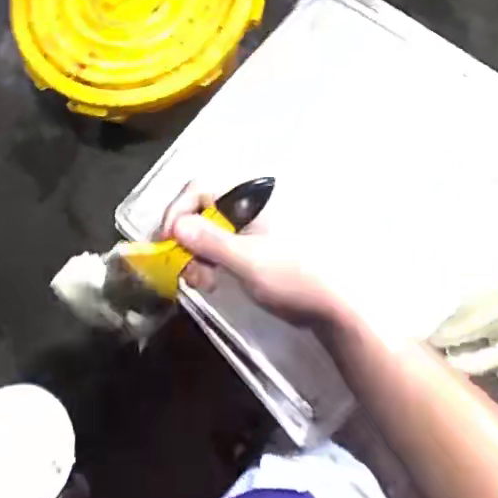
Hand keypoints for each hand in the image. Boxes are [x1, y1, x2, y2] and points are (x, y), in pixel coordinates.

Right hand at [162, 181, 349, 328]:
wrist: (331, 308)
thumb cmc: (292, 278)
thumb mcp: (248, 261)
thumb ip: (211, 241)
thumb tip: (176, 225)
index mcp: (250, 200)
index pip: (199, 189)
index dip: (177, 211)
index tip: (167, 241)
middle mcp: (246, 208)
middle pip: (198, 210)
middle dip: (184, 239)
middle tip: (181, 267)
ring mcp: (247, 228)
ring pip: (204, 231)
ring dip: (193, 254)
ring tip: (199, 281)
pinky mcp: (249, 248)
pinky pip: (215, 247)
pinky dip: (206, 262)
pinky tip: (209, 282)